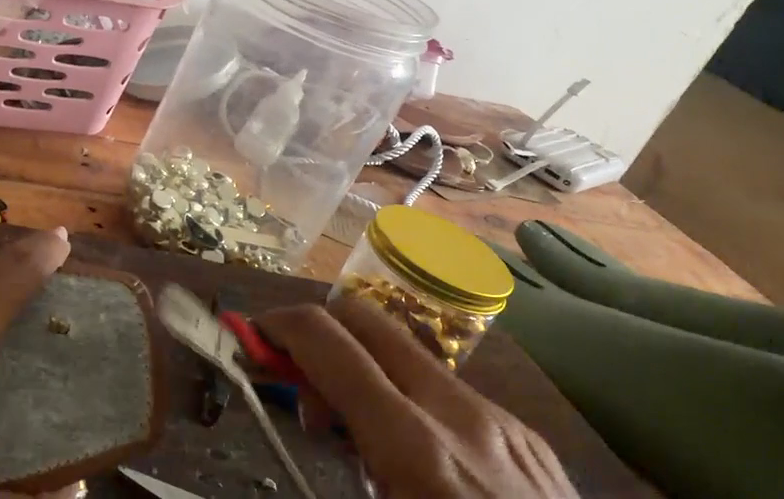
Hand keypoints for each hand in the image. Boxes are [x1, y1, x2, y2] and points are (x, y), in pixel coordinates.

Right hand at [257, 297, 578, 498]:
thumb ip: (338, 461)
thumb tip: (305, 414)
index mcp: (415, 445)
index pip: (325, 338)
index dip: (275, 326)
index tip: (250, 344)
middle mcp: (459, 415)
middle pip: (365, 319)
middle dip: (317, 334)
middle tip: (300, 388)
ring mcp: (504, 424)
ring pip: (409, 356)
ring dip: (364, 372)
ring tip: (359, 440)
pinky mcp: (533, 443)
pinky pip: (452, 395)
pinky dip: (412, 404)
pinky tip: (420, 464)